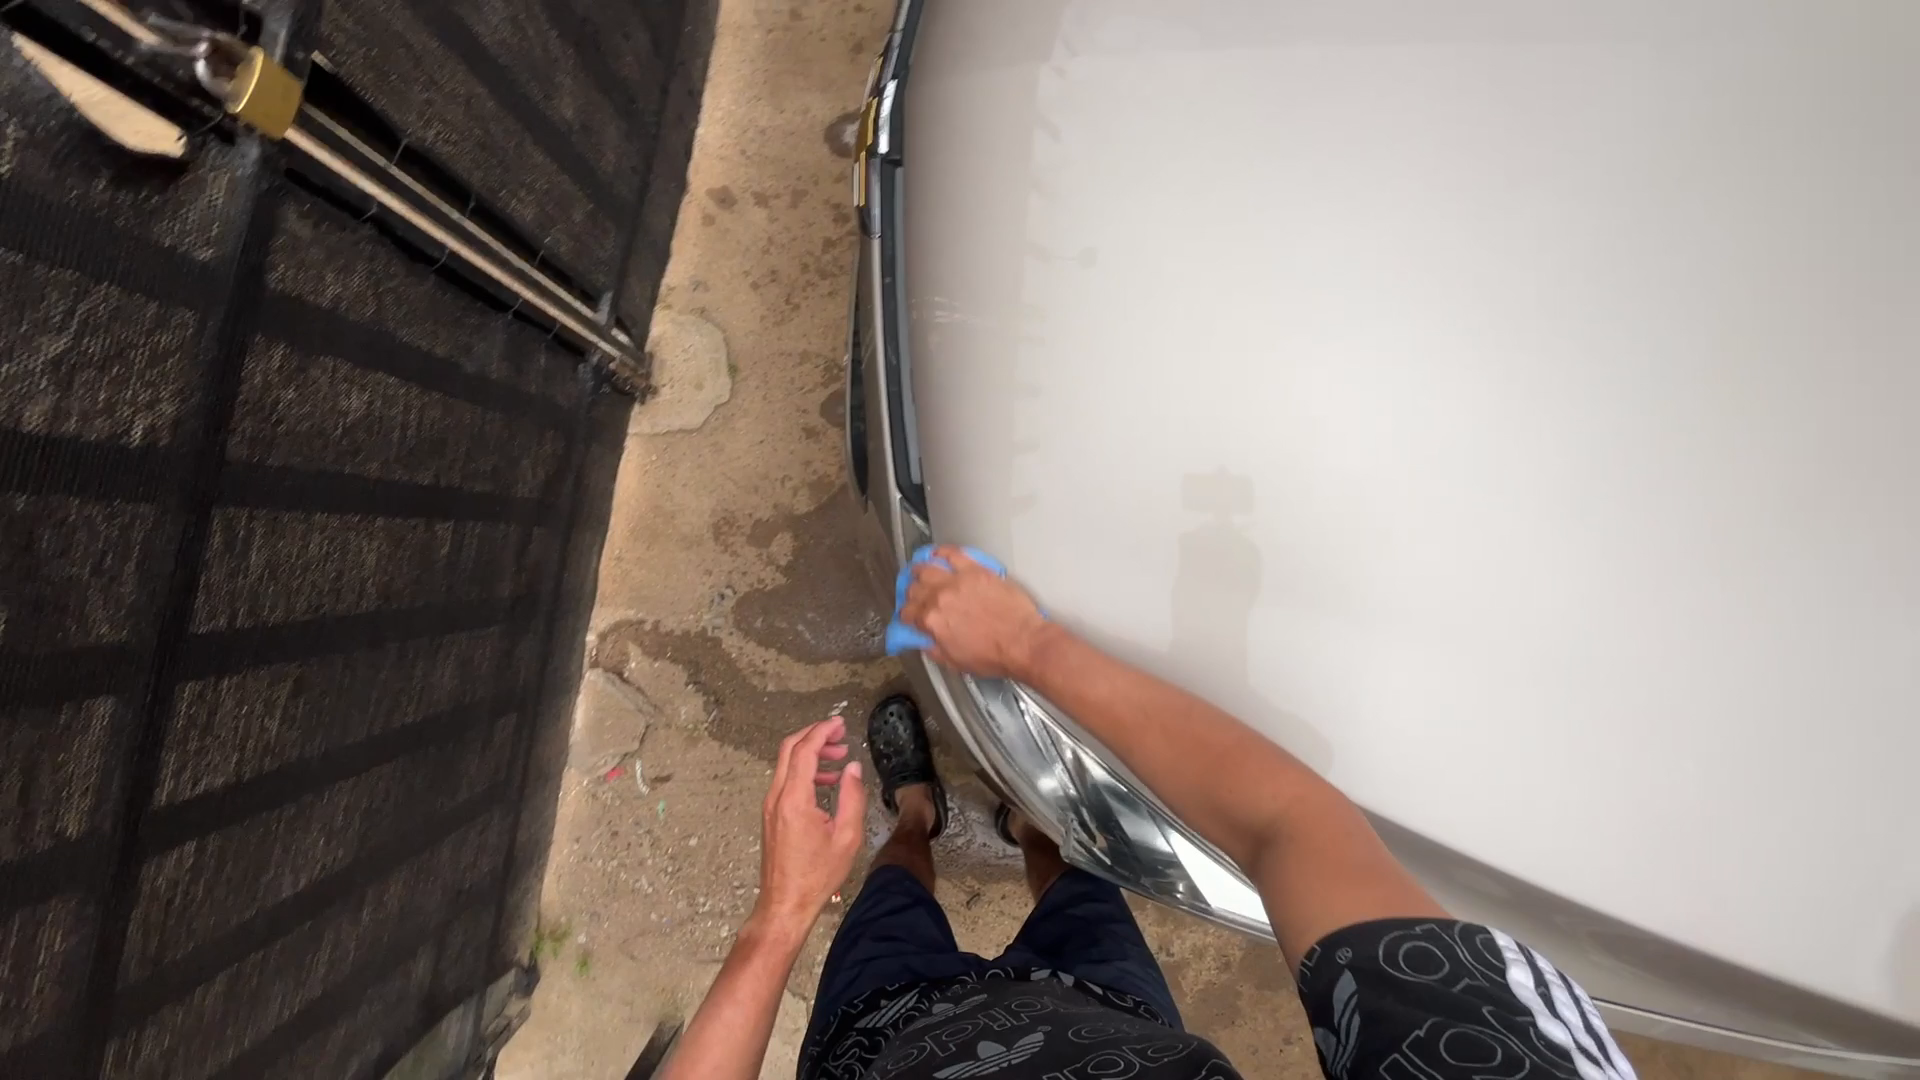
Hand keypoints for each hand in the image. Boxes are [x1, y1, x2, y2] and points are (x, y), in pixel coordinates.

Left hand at [754, 716, 866, 931]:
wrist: (785, 904)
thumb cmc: (818, 875)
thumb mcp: (847, 837)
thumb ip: (852, 797)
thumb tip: (853, 768)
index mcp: (794, 799)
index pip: (805, 750)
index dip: (823, 731)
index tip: (840, 723)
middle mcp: (777, 797)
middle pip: (790, 748)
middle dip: (815, 735)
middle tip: (840, 734)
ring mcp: (771, 805)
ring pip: (787, 762)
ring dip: (811, 752)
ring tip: (839, 756)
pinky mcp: (772, 814)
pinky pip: (786, 779)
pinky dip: (805, 769)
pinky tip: (827, 780)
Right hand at [900, 545, 1051, 677]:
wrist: (1023, 642)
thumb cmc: (993, 655)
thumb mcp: (955, 662)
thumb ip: (934, 649)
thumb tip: (924, 642)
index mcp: (932, 621)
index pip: (908, 613)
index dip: (906, 615)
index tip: (910, 616)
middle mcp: (939, 597)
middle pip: (915, 589)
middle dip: (912, 594)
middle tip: (916, 596)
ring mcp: (957, 581)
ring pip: (927, 568)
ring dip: (920, 570)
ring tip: (919, 571)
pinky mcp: (976, 570)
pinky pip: (953, 554)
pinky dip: (942, 552)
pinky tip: (938, 554)